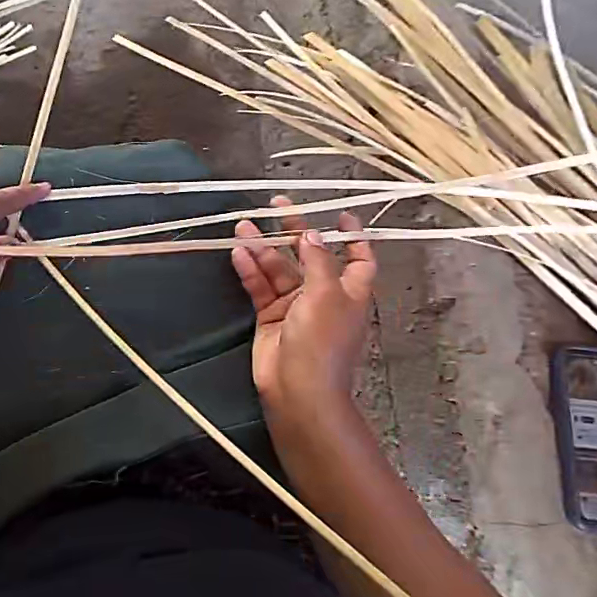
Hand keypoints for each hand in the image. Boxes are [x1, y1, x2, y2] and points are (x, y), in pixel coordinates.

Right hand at [231, 195, 377, 411]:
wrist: (298, 391)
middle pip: (310, 255)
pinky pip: (260, 287)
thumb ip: (318, 260)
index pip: (358, 257)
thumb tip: (311, 235)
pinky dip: (250, 271)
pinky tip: (239, 253)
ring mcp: (295, 306)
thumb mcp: (327, 294)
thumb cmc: (322, 342)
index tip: (339, 215)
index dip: (352, 236)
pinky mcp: (270, 317)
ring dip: (263, 248)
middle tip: (276, 205)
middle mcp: (324, 295)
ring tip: (244, 226)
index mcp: (349, 290)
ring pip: (278, 269)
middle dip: (294, 230)